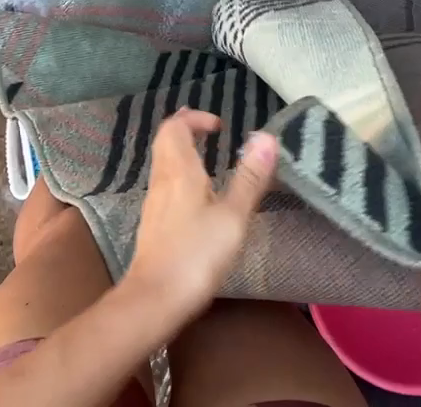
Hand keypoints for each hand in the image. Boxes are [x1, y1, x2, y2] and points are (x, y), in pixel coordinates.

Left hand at [120, 108, 278, 324]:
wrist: (154, 301)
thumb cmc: (196, 255)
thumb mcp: (233, 217)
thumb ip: (250, 178)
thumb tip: (266, 137)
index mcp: (179, 170)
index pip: (176, 126)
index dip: (195, 119)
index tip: (220, 126)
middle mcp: (162, 180)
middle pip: (166, 141)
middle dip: (186, 129)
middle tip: (209, 130)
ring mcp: (154, 203)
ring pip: (164, 163)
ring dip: (182, 152)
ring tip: (206, 158)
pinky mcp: (153, 225)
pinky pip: (165, 185)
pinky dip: (180, 176)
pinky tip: (196, 196)